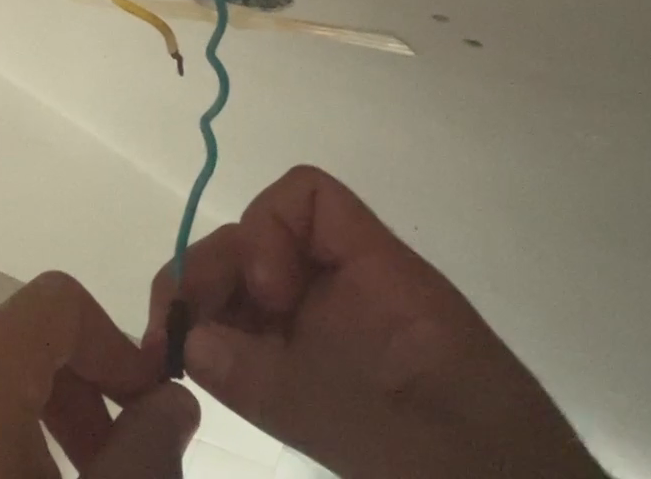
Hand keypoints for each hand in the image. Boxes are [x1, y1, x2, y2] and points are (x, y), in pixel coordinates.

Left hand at [0, 270, 200, 477]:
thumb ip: (146, 452)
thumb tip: (173, 400)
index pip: (59, 304)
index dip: (117, 345)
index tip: (154, 409)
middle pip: (33, 340)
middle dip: (94, 392)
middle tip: (134, 463)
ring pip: (4, 377)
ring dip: (60, 419)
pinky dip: (18, 435)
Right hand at [144, 166, 605, 478]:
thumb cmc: (485, 472)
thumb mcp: (395, 441)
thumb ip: (293, 393)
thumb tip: (191, 342)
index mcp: (381, 281)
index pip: (310, 200)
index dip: (269, 228)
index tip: (266, 298)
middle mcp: (342, 293)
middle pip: (257, 241)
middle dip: (209, 271)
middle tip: (171, 330)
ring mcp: (321, 334)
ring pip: (240, 285)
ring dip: (195, 306)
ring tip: (165, 352)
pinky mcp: (306, 375)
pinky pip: (244, 335)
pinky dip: (206, 343)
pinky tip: (188, 370)